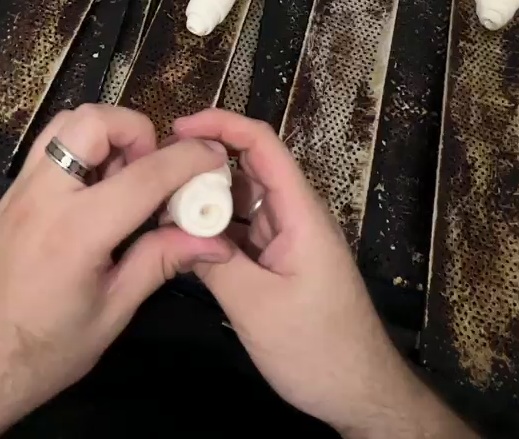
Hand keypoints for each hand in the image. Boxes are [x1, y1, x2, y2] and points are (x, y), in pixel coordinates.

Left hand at [0, 104, 228, 437]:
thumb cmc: (44, 351)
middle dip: (136, 130)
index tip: (213, 157)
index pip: (145, 175)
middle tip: (151, 170)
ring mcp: (20, 188)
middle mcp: (44, 194)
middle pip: (94, 120)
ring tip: (124, 177)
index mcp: (76, 231)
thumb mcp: (111, 314)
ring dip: (106, 133)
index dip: (188, 159)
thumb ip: (160, 262)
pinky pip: (49, 145)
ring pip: (66, 122)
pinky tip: (94, 188)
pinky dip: (80, 147)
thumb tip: (213, 241)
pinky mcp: (9, 192)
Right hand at [175, 109, 472, 438]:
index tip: (177, 128)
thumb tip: (174, 227)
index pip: (262, 144)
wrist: (361, 395)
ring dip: (204, 193)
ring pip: (240, 195)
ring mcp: (285, 234)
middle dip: (203, 157)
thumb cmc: (318, 349)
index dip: (221, 124)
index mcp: (300, 211)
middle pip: (247, 164)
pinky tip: (181, 232)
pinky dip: (212, 223)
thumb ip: (215, 262)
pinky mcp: (276, 256)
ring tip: (160, 197)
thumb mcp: (258, 309)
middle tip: (157, 167)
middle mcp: (293, 213)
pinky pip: (240, 225)